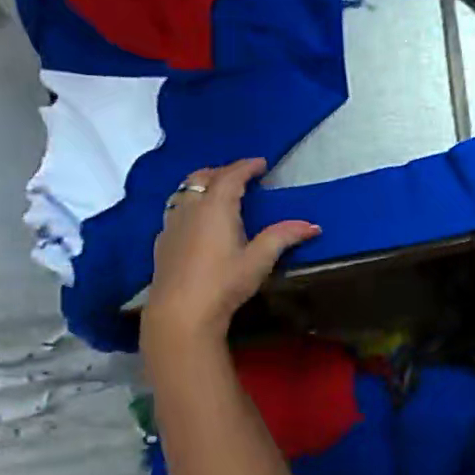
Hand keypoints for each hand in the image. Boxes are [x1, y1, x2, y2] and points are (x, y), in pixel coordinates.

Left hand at [142, 159, 319, 347]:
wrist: (181, 311)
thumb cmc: (223, 282)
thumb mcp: (259, 260)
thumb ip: (283, 237)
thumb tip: (313, 226)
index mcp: (216, 207)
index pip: (231, 176)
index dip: (247, 166)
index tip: (261, 163)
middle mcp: (190, 208)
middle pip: (203, 177)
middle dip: (223, 171)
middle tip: (241, 175)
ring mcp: (172, 223)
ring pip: (185, 191)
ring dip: (203, 184)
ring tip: (218, 191)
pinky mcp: (161, 240)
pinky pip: (176, 209)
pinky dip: (190, 203)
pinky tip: (197, 220)